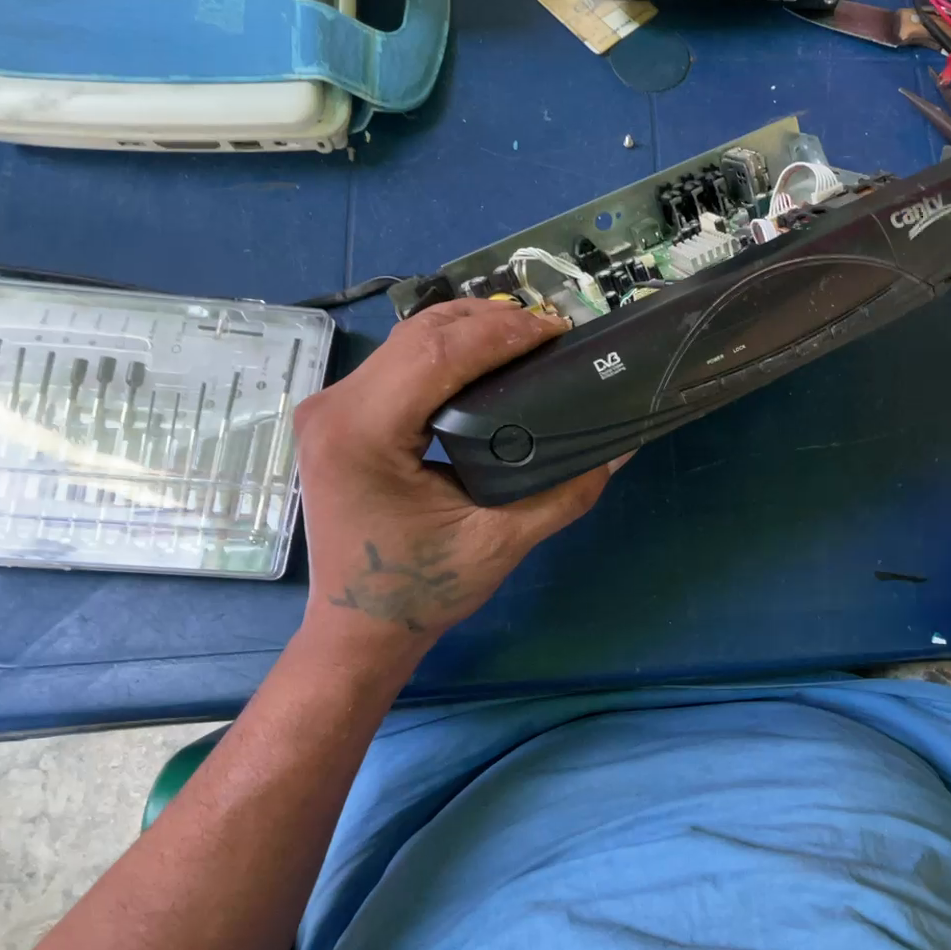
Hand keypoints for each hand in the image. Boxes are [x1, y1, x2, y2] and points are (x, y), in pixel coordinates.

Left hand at [293, 299, 624, 651]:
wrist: (359, 628)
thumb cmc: (422, 591)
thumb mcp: (501, 543)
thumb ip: (564, 493)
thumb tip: (620, 449)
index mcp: (362, 433)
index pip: (436, 354)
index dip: (502, 333)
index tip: (558, 332)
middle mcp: (335, 406)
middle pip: (419, 334)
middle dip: (490, 321)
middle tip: (552, 332)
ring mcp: (330, 407)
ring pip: (406, 340)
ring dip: (469, 330)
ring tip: (528, 339)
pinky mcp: (339, 416)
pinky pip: (397, 362)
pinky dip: (447, 351)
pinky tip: (486, 361)